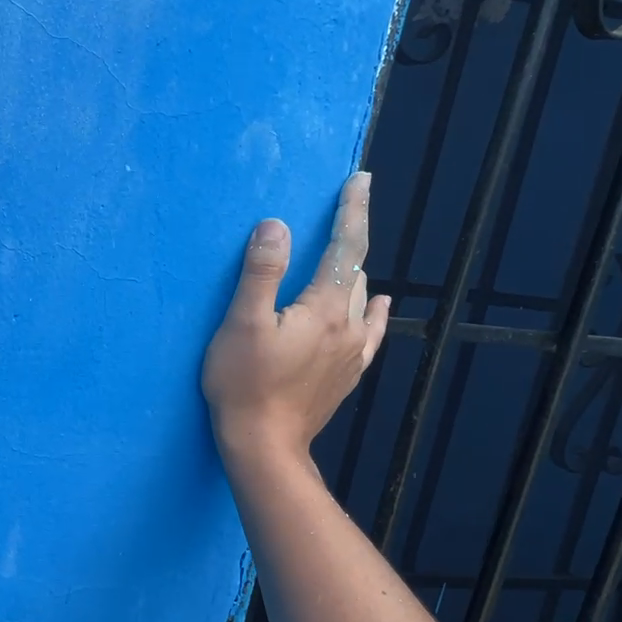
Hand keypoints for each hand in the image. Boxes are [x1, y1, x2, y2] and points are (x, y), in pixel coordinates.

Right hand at [202, 172, 391, 464]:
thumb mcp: (241, 323)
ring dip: (352, 271)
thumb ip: (261, 273)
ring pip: (361, 298)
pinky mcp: (348, 371)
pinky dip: (375, 310)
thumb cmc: (244, 381)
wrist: (265, 441)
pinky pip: (372, 330)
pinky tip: (380, 304)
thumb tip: (277, 225)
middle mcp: (350, 325)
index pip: (344, 248)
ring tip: (339, 254)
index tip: (360, 180)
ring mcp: (353, 351)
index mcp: (324, 309)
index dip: (352, 212)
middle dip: (349, 237)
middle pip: (354, 270)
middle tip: (338, 212)